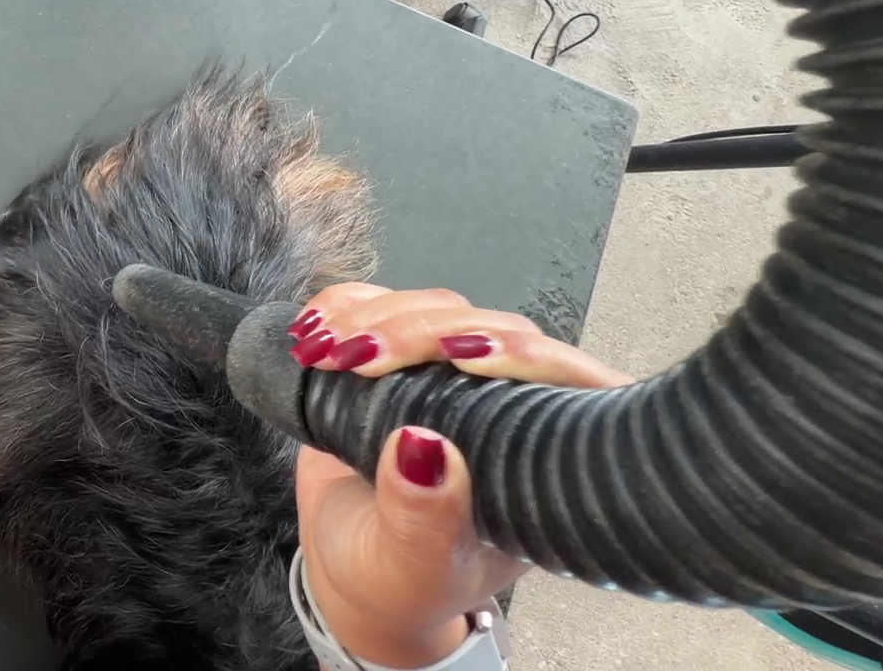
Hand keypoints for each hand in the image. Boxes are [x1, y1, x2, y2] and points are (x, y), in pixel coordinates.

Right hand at [291, 284, 631, 666]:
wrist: (344, 558)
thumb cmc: (395, 578)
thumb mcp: (410, 566)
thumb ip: (421, 519)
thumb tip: (424, 447)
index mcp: (542, 466)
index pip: (569, 385)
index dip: (526, 354)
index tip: (462, 357)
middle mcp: (504, 409)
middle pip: (488, 329)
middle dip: (416, 331)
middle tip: (354, 358)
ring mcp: (446, 377)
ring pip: (432, 308)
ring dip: (372, 314)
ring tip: (321, 349)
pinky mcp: (391, 357)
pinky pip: (376, 305)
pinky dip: (340, 303)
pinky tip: (312, 325)